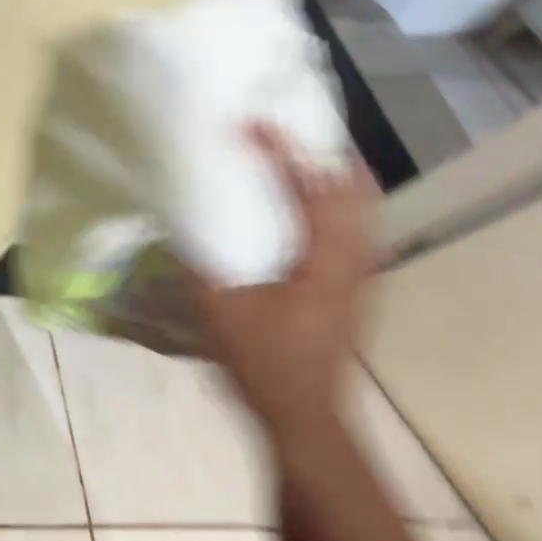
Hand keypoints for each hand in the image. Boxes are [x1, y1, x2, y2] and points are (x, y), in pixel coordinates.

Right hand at [188, 124, 378, 444]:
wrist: (304, 416)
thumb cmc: (261, 362)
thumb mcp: (219, 311)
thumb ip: (201, 262)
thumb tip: (179, 220)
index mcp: (325, 261)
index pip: (311, 189)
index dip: (281, 151)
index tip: (251, 124)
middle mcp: (357, 261)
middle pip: (356, 189)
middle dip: (323, 153)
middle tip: (285, 131)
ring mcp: (363, 277)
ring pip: (361, 209)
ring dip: (330, 178)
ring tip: (293, 159)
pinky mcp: (355, 290)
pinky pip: (352, 229)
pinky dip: (330, 205)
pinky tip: (299, 210)